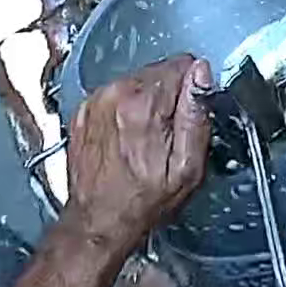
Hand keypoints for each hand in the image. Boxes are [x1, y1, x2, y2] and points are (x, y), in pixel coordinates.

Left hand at [65, 54, 212, 253]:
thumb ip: (197, 112)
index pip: (182, 64)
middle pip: (158, 71)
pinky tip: (123, 137)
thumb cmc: (143, 200)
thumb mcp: (187, 166)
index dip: (190, 90)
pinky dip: (123, 109)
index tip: (183, 116)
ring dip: (145, 102)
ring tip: (142, 138)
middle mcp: (116, 93)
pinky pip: (116, 93)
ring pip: (138, 80)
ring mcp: (96, 99)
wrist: (98, 222)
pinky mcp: (84, 107)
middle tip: (163, 134)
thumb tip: (201, 72)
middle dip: (167, 96)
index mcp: (144, 103)